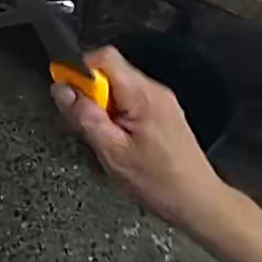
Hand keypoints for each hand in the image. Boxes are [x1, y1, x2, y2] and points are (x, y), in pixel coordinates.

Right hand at [50, 47, 230, 227]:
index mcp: (143, 96)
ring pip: (115, 86)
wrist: (199, 204)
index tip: (69, 93)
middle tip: (86, 123)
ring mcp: (159, 100)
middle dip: (89, 93)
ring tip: (104, 136)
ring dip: (101, 105)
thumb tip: (61, 90)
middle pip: (108, 71)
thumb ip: (84, 117)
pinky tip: (118, 139)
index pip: (103, 57)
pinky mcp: (160, 111)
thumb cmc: (161, 183)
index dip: (79, 70)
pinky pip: (127, 99)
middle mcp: (154, 91)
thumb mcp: (112, 152)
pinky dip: (114, 113)